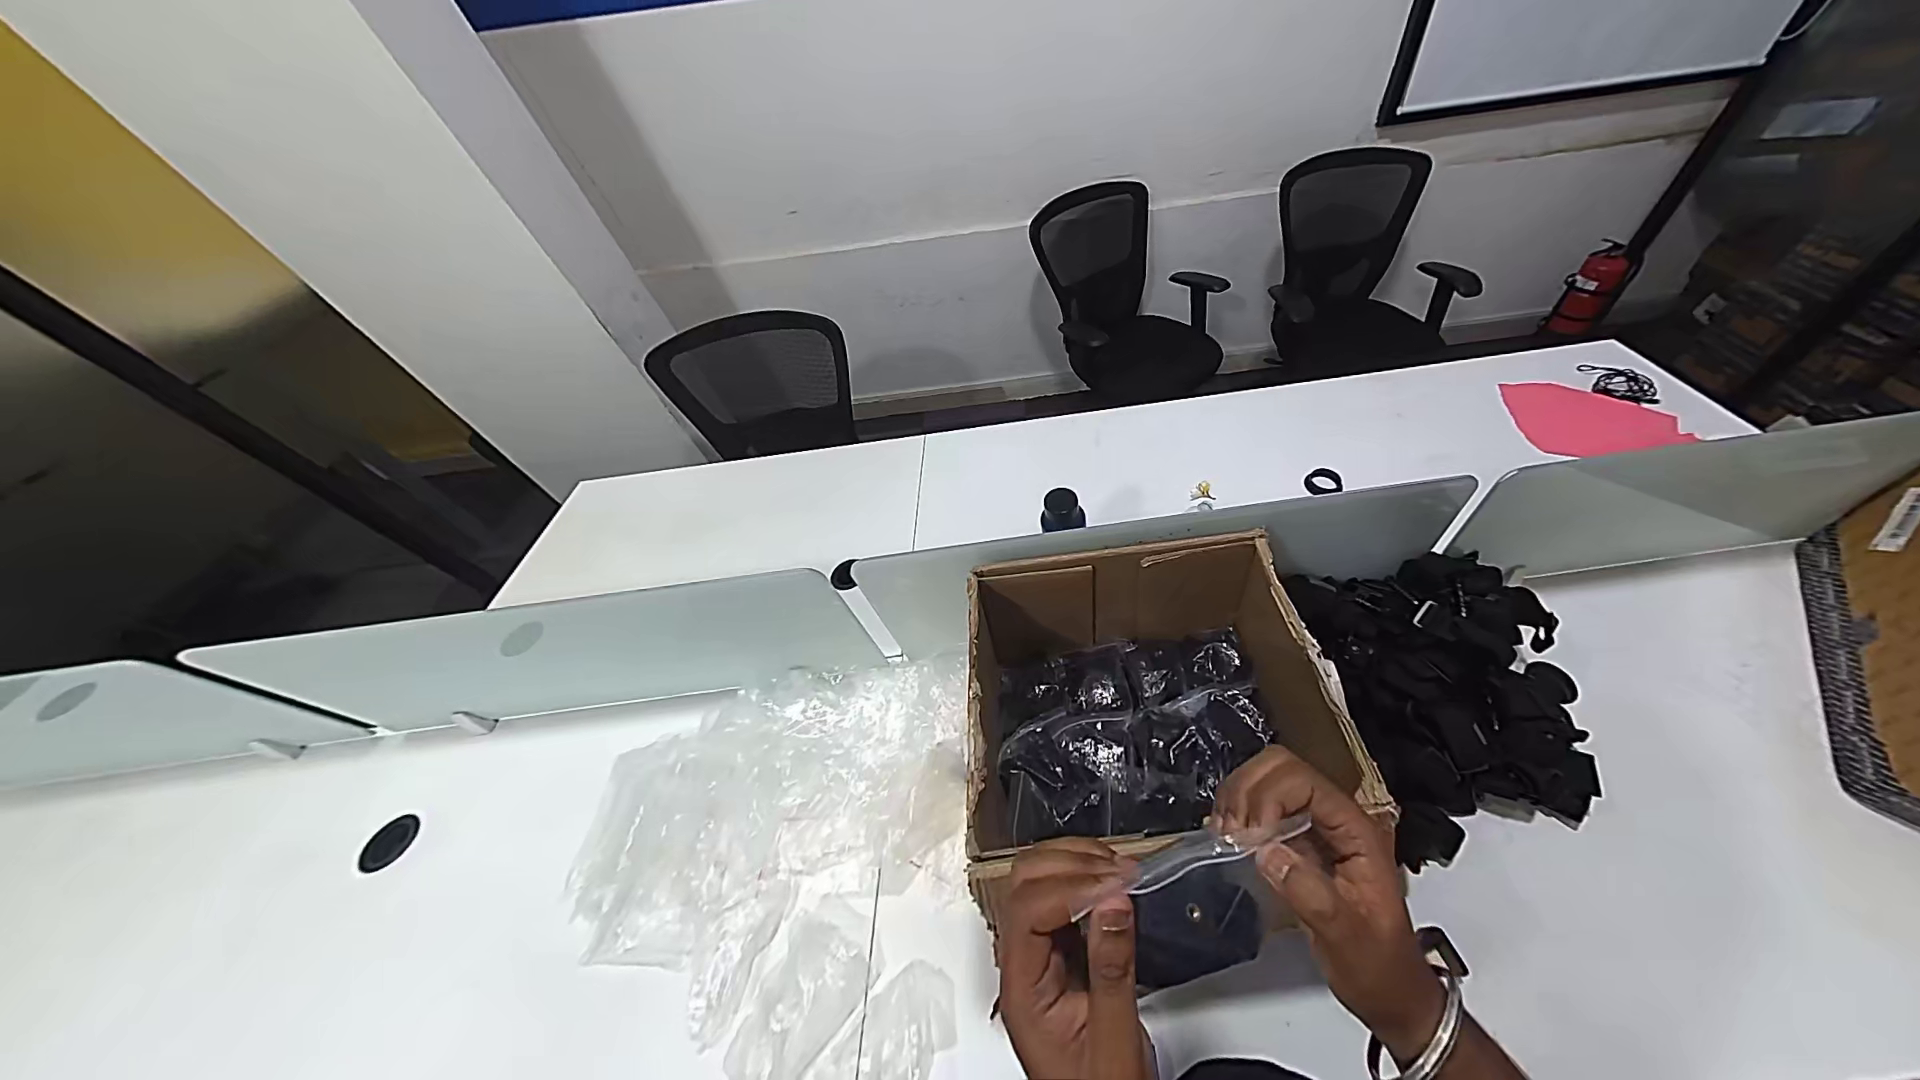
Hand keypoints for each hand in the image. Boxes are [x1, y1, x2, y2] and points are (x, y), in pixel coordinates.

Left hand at [996, 838, 1152, 1079]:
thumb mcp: (1114, 1043)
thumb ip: (1112, 971)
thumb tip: (1113, 902)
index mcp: (1021, 987)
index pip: (1027, 911)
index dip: (1069, 888)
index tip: (1113, 884)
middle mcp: (1021, 961)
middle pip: (1023, 883)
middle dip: (1070, 863)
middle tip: (1118, 869)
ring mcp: (1038, 951)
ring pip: (1037, 880)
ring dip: (1076, 862)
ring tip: (1118, 869)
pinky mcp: (1060, 949)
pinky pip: (1061, 895)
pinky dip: (1086, 877)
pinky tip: (1111, 881)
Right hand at [1214, 747, 1446, 1064]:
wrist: (1389, 992)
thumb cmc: (1376, 967)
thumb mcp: (1348, 938)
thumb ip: (1310, 894)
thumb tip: (1265, 851)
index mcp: (1354, 830)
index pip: (1302, 780)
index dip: (1267, 798)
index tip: (1247, 838)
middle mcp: (1332, 815)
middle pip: (1278, 766)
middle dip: (1246, 791)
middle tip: (1229, 834)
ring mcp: (1310, 822)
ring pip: (1263, 777)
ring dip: (1235, 799)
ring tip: (1225, 838)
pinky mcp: (1291, 835)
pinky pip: (1255, 801)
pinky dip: (1233, 811)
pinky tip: (1226, 838)